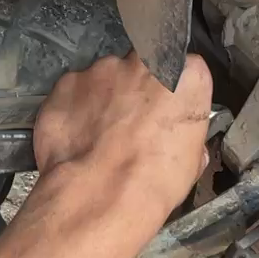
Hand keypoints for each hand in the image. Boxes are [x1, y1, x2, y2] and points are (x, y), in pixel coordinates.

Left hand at [31, 52, 212, 228]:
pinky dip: (73, 113)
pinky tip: (77, 142)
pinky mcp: (66, 85)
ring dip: (103, 104)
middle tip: (131, 129)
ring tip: (100, 141)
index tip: (166, 116)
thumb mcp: (191, 162)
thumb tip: (179, 144)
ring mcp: (100, 71)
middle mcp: (142, 63)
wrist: (102, 194)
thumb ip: (185, 137)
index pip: (183, 73)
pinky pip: (72, 95)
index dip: (172, 97)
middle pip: (141, 70)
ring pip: (103, 81)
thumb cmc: (153, 180)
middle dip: (135, 93)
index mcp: (184, 74)